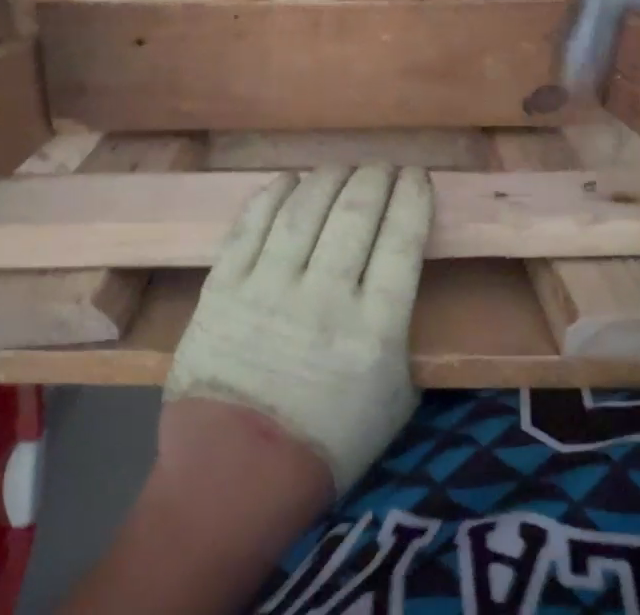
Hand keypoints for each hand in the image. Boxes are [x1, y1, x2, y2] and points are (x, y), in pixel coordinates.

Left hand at [165, 164, 432, 493]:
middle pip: (355, 213)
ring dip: (328, 179)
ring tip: (341, 170)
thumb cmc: (327, 442)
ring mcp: (268, 288)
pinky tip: (290, 182)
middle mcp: (325, 297)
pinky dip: (274, 195)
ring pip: (304, 210)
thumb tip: (397, 281)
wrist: (236, 470)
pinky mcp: (223, 288)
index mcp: (376, 328)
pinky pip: (251, 225)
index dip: (413, 197)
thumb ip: (402, 335)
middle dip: (374, 179)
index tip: (416, 177)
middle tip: (381, 169)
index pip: (402, 239)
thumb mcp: (397, 398)